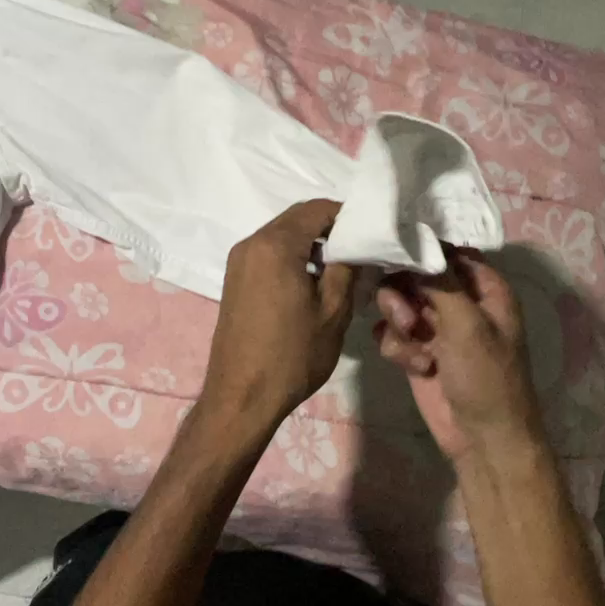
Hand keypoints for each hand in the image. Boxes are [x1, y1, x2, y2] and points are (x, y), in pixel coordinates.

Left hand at [199, 199, 358, 430]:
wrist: (242, 396)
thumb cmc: (292, 355)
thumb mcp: (333, 312)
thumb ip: (347, 269)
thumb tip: (356, 247)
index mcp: (275, 245)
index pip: (316, 209)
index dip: (347, 215)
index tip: (371, 232)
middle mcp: (251, 244)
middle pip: (296, 219)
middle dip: (329, 228)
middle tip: (359, 249)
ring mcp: (238, 261)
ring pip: (281, 235)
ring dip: (310, 243)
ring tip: (340, 267)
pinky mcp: (234, 279)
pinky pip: (268, 253)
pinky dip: (292, 257)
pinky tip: (311, 281)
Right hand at [372, 249, 543, 460]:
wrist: (482, 440)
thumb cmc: (487, 378)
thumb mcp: (468, 325)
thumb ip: (440, 283)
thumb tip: (415, 244)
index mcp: (483, 288)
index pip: (445, 251)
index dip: (419, 251)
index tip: (393, 253)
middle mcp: (459, 301)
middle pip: (413, 274)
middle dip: (402, 294)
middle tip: (407, 318)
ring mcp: (436, 328)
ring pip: (397, 303)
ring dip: (398, 323)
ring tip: (413, 346)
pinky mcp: (416, 352)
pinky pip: (392, 334)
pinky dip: (398, 348)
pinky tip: (415, 367)